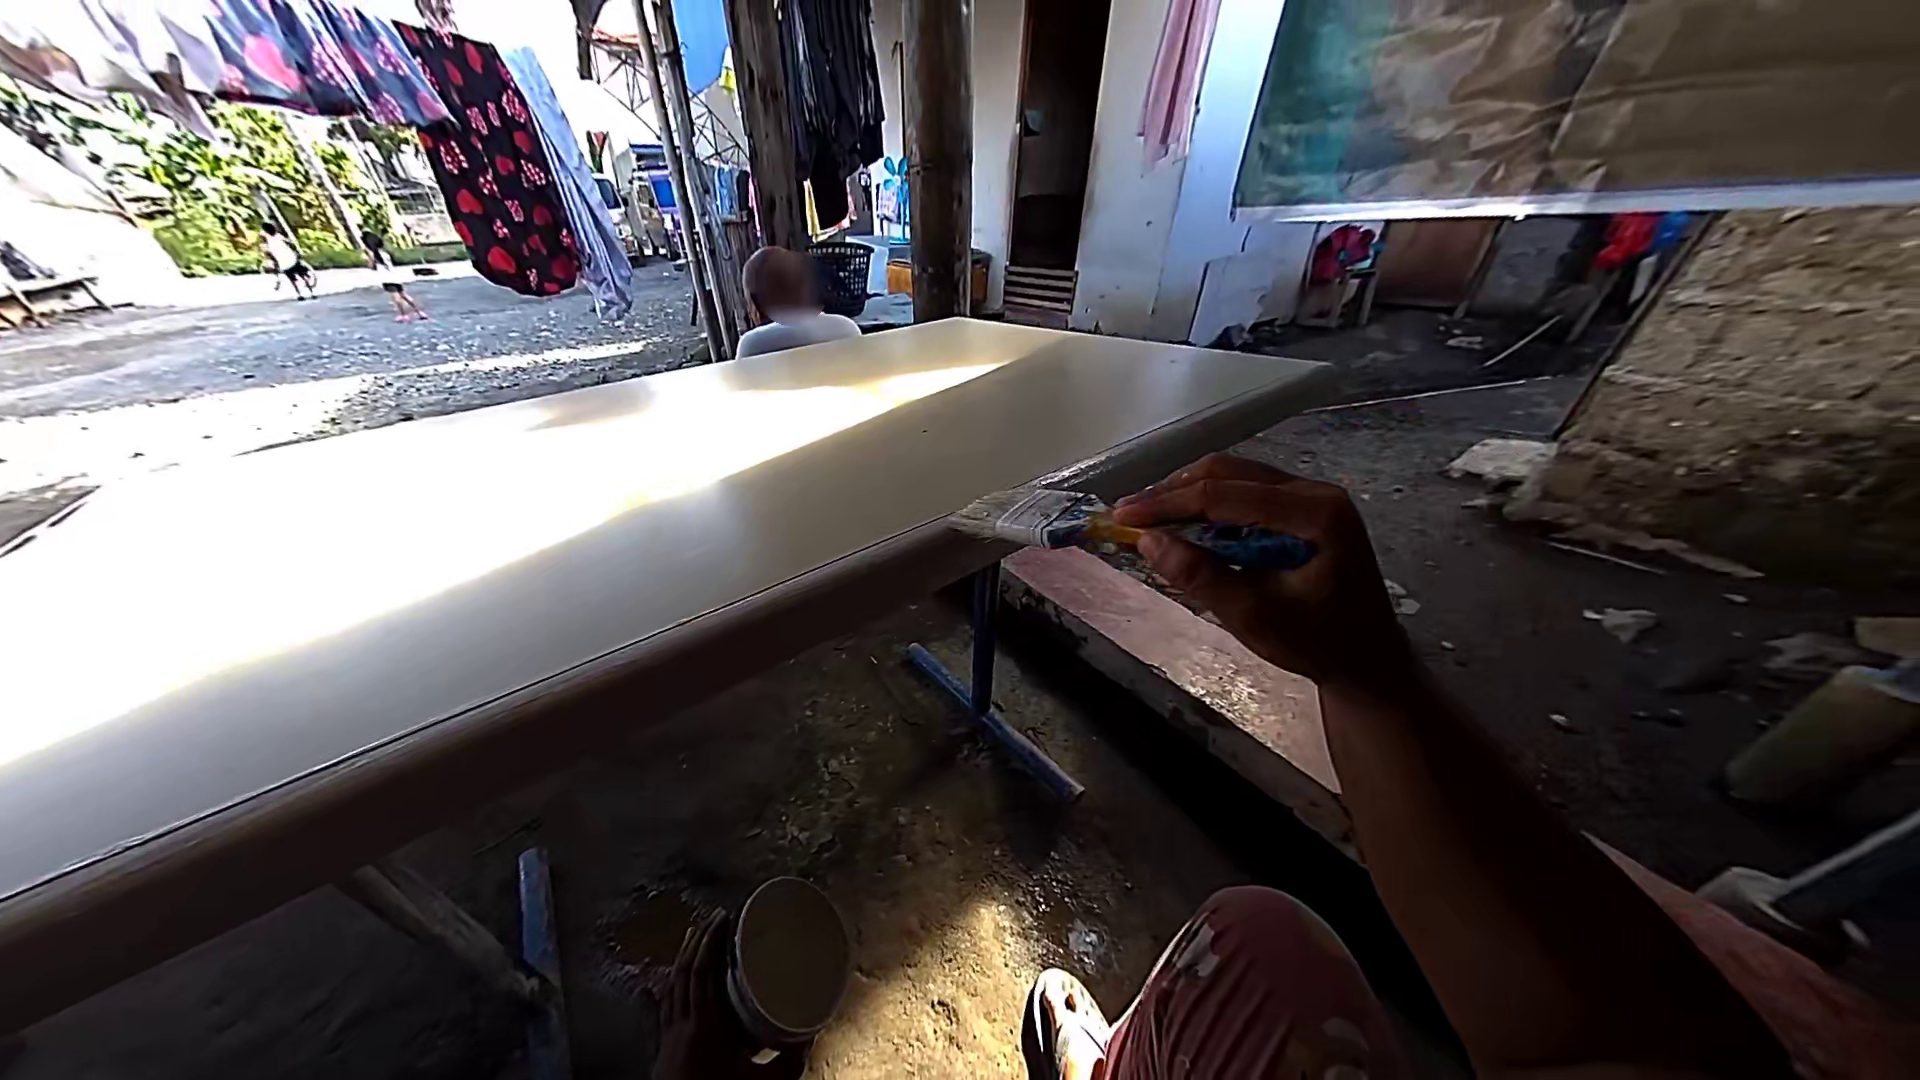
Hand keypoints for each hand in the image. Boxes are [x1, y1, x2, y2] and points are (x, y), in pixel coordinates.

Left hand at [654, 910, 808, 1079]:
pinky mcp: (660, 1060)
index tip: (724, 918)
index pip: (702, 974)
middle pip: (683, 975)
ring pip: (668, 992)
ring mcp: (666, 1045)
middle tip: (712, 918)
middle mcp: (680, 1031)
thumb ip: (789, 1060)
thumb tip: (812, 1032)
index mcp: (704, 1030)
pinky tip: (647, 988)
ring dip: (679, 961)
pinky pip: (657, 1018)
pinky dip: (656, 997)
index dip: (710, 943)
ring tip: (691, 937)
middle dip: (696, 943)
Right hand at [1112, 454, 1413, 687]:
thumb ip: (1199, 576)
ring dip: (1186, 494)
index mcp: (1314, 513)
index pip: (1223, 495)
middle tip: (1128, 512)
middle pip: (1227, 473)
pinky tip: (1184, 523)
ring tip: (1147, 516)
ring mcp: (1309, 497)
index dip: (1166, 504)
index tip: (1123, 516)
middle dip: (1172, 492)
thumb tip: (1146, 540)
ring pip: (1233, 477)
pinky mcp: (1300, 510)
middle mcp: (1314, 492)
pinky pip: (1244, 492)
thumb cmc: (1316, 643)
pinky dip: (1207, 505)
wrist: (1366, 662)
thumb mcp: (1253, 615)